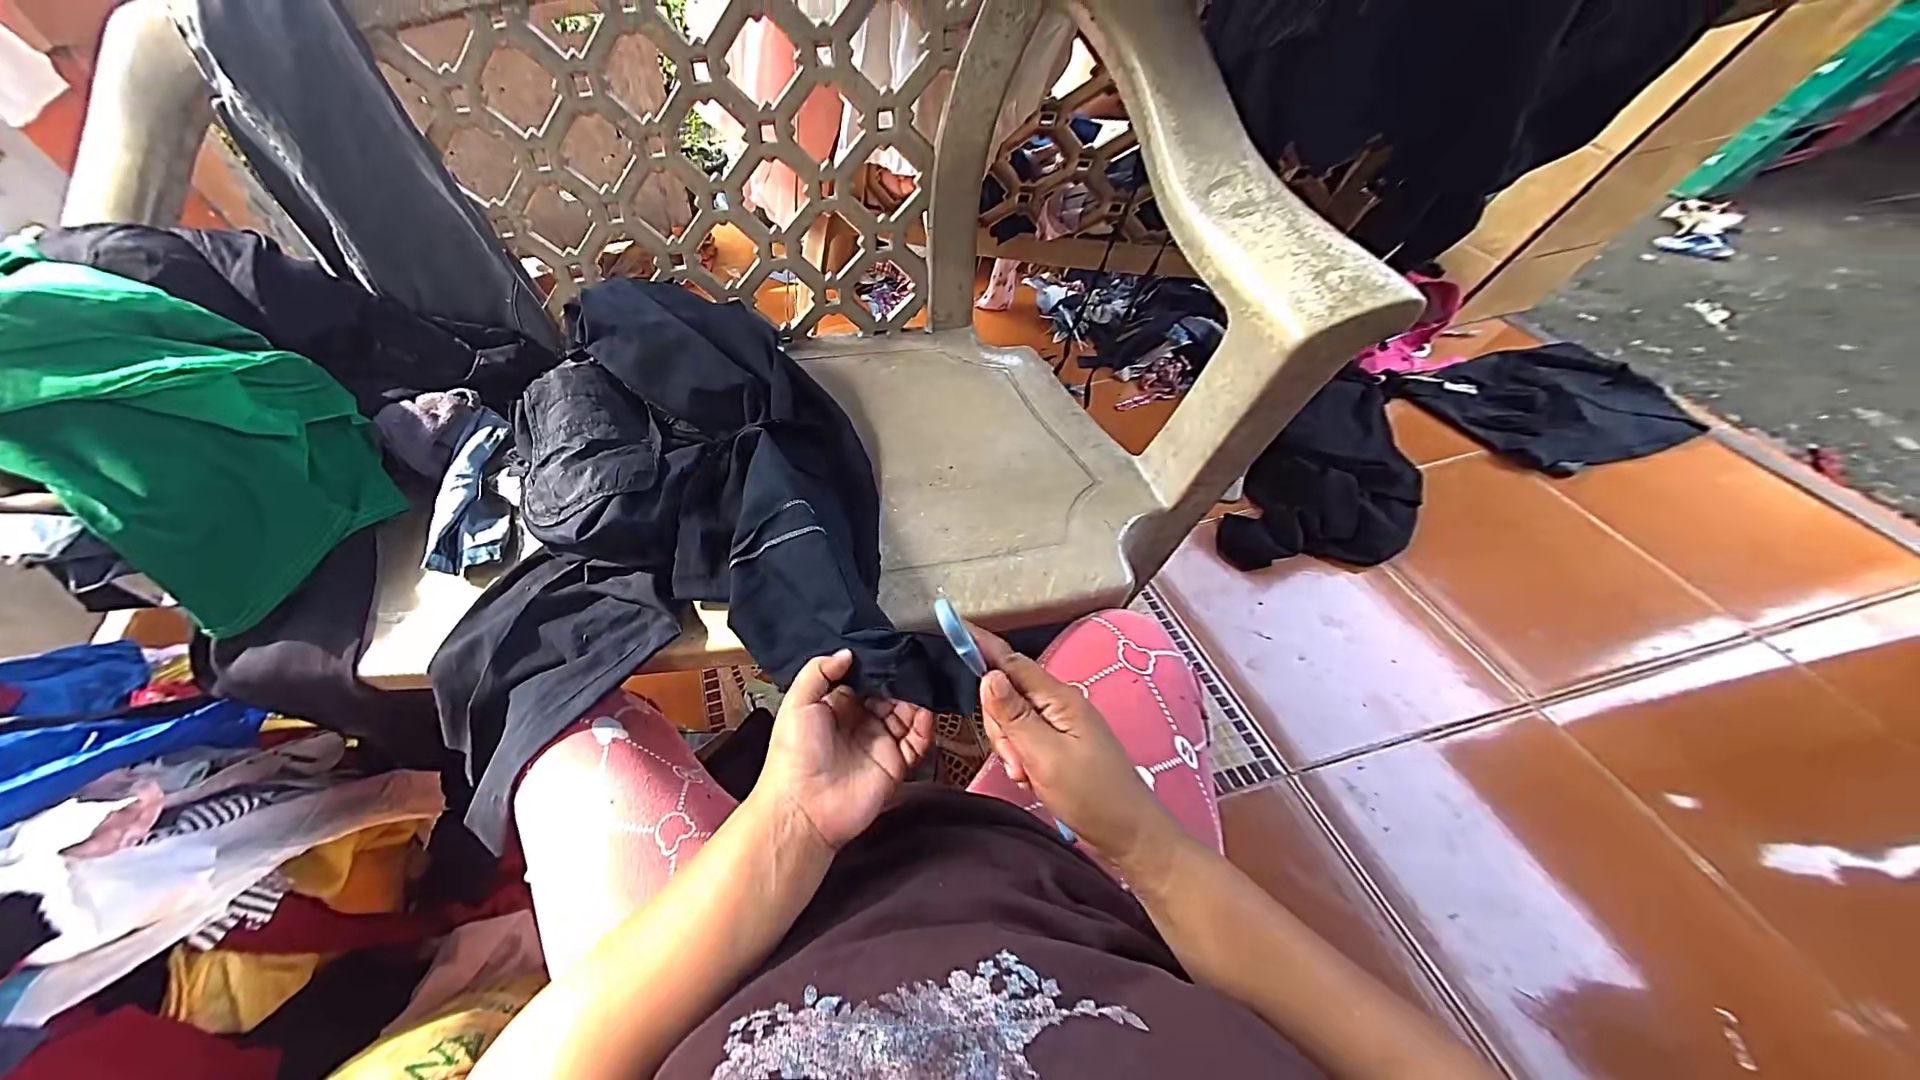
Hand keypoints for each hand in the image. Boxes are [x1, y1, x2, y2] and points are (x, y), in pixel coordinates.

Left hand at [756, 650, 934, 851]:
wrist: (802, 809)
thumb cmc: (792, 758)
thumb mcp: (797, 703)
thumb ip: (818, 671)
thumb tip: (846, 653)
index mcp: (837, 708)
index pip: (865, 681)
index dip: (877, 669)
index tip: (889, 655)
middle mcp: (860, 724)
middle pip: (890, 695)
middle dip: (900, 682)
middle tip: (908, 670)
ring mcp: (879, 744)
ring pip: (908, 714)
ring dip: (916, 700)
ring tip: (918, 689)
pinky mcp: (895, 765)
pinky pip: (918, 742)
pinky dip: (926, 727)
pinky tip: (925, 713)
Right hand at [970, 625, 1185, 874]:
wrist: (1131, 835)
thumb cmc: (1092, 795)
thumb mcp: (1045, 756)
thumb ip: (1014, 716)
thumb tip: (988, 676)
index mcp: (1058, 697)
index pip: (1011, 662)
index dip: (981, 647)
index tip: (955, 631)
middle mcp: (1058, 703)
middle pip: (1006, 693)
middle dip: (1000, 726)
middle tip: (1015, 761)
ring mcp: (1059, 723)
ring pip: (1011, 719)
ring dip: (1010, 747)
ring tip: (1027, 774)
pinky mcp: (1058, 742)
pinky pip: (1024, 739)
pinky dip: (1020, 758)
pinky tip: (1032, 778)